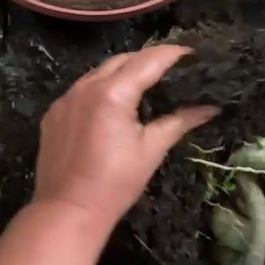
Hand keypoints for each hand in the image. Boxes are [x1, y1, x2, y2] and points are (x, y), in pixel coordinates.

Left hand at [33, 45, 217, 226]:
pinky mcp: (54, 112)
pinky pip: (81, 90)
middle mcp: (86, 86)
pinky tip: (113, 105)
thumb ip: (180, 122)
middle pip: (122, 59)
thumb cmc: (115, 183)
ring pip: (99, 72)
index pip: (148, 60)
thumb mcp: (151, 150)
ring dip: (123, 72)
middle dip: (147, 59)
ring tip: (145, 83)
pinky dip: (100, 89)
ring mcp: (66, 98)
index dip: (172, 54)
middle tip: (172, 69)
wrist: (67, 211)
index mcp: (113, 93)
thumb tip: (210, 108)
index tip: (192, 54)